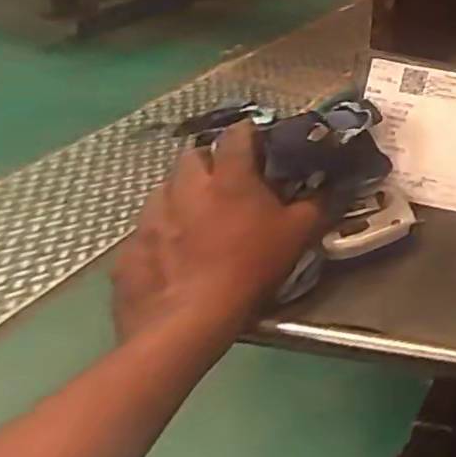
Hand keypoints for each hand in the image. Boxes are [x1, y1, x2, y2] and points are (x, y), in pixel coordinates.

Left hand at [111, 122, 324, 345]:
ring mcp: (150, 221)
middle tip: (226, 174)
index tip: (257, 137)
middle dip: (207, 158)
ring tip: (197, 210)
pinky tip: (173, 250)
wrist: (186, 325)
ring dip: (180, 192)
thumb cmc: (250, 267)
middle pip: (191, 156)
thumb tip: (328, 187)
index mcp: (229, 179)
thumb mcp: (299, 232)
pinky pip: (144, 230)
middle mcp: (186, 190)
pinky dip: (160, 231)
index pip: (235, 136)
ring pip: (162, 190)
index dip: (247, 131)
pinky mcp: (127, 253)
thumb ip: (315, 203)